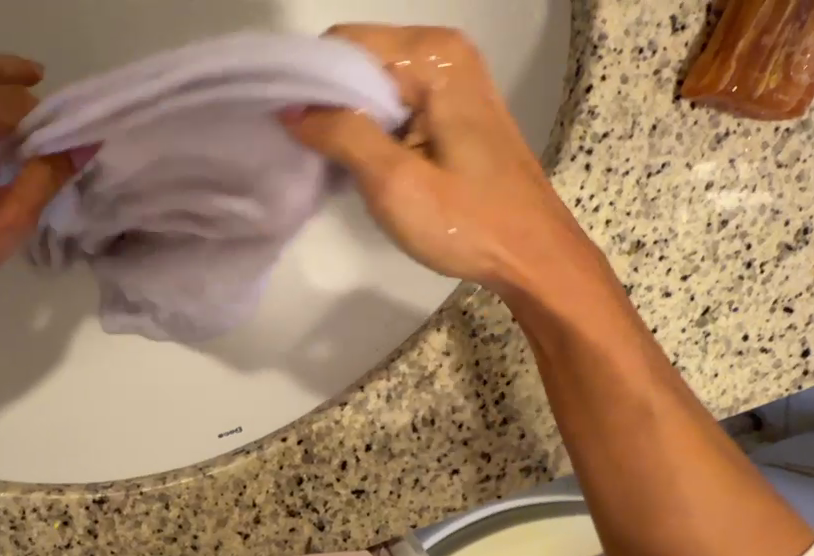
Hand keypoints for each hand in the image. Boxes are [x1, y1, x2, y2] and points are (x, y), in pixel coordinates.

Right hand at [283, 25, 586, 292]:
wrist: (530, 252)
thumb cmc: (465, 222)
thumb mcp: (394, 182)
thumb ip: (342, 136)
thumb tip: (291, 109)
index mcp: (434, 58)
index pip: (345, 44)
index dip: (309, 82)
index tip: (283, 127)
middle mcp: (444, 53)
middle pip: (359, 59)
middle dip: (325, 101)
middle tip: (305, 152)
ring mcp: (451, 80)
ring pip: (373, 84)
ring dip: (344, 119)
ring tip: (328, 162)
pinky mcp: (451, 109)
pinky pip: (392, 104)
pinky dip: (368, 129)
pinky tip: (358, 164)